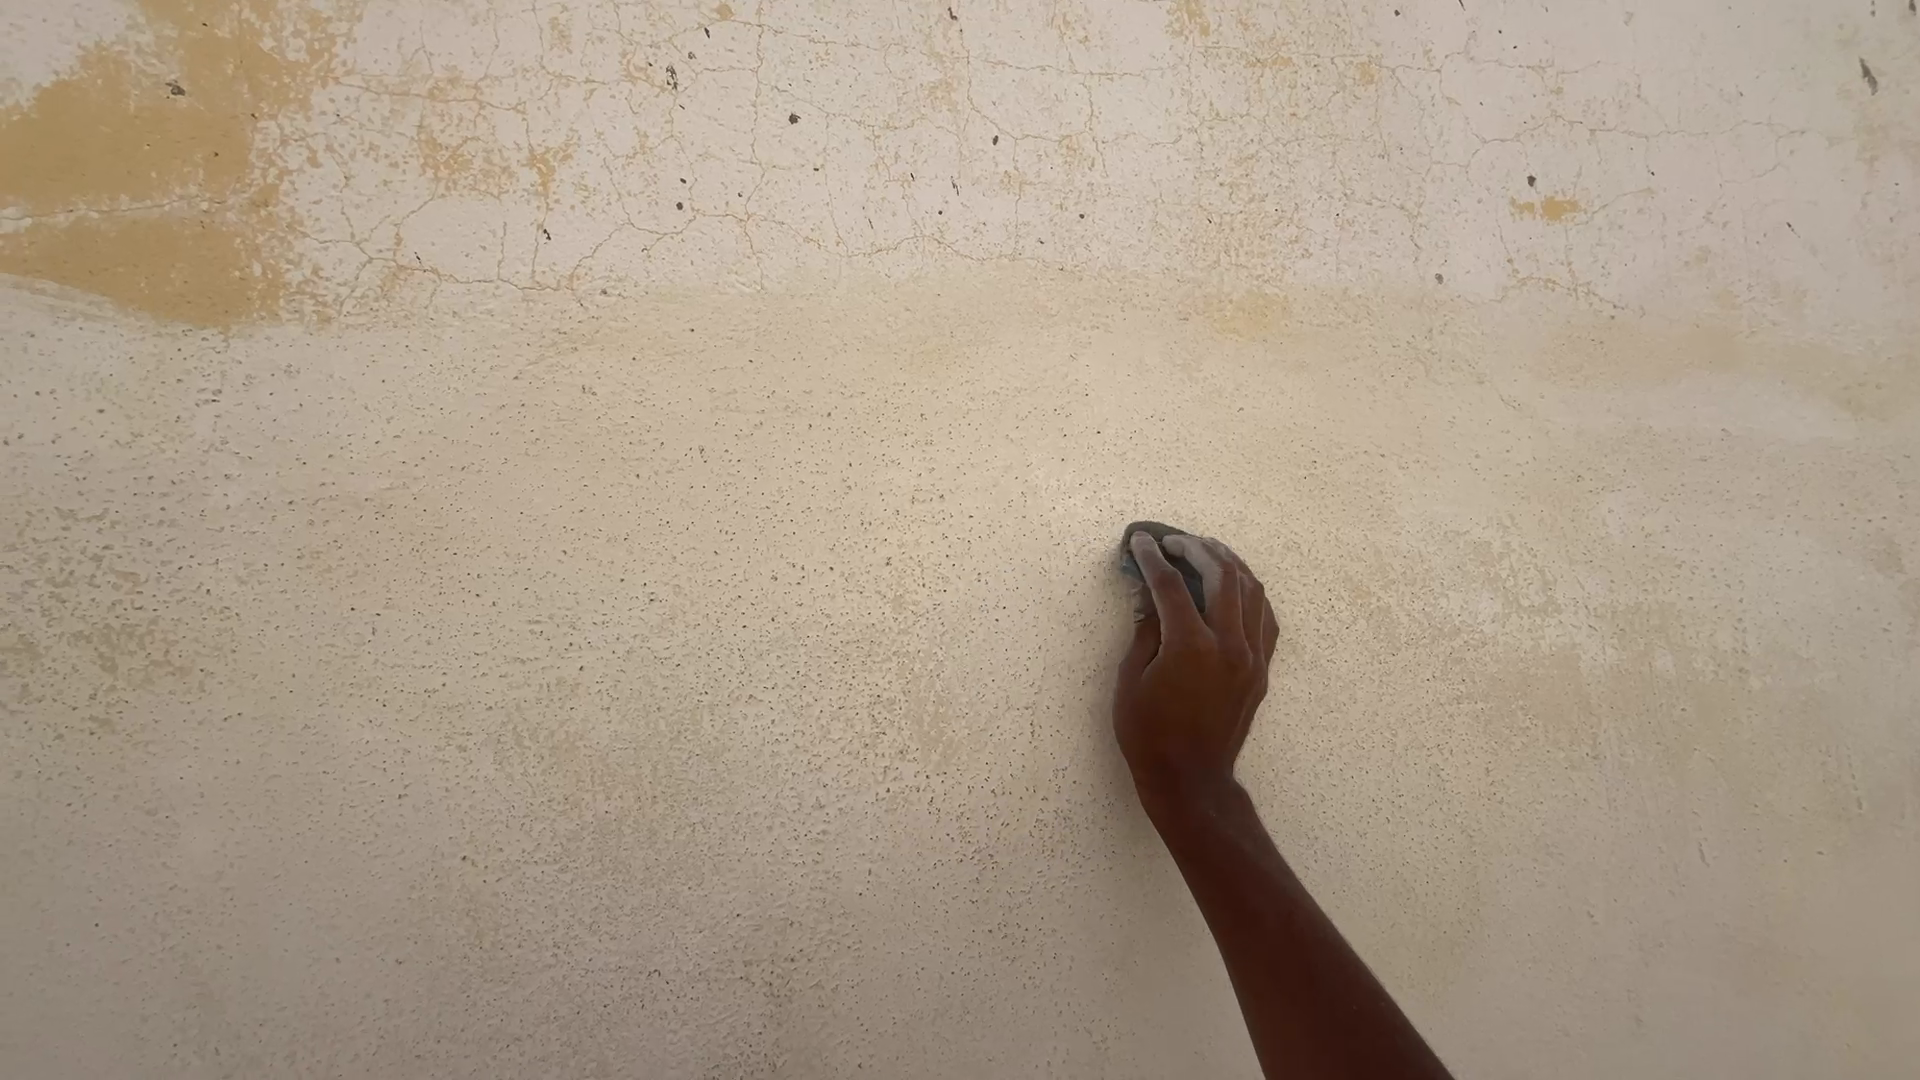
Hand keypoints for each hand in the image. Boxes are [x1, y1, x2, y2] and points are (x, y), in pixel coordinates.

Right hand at [1114, 533, 1278, 799]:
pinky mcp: (1262, 670)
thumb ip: (1144, 630)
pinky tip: (1235, 586)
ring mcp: (1252, 657)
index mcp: (1190, 646)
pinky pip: (1266, 618)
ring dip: (1229, 563)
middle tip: (1174, 540)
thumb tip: (1147, 594)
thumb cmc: (1148, 734)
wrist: (1191, 779)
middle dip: (1196, 548)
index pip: (1170, 585)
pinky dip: (1251, 593)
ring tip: (1207, 550)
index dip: (1152, 558)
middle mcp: (1229, 644)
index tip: (1140, 541)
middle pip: (1221, 576)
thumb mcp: (1130, 679)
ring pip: (1253, 591)